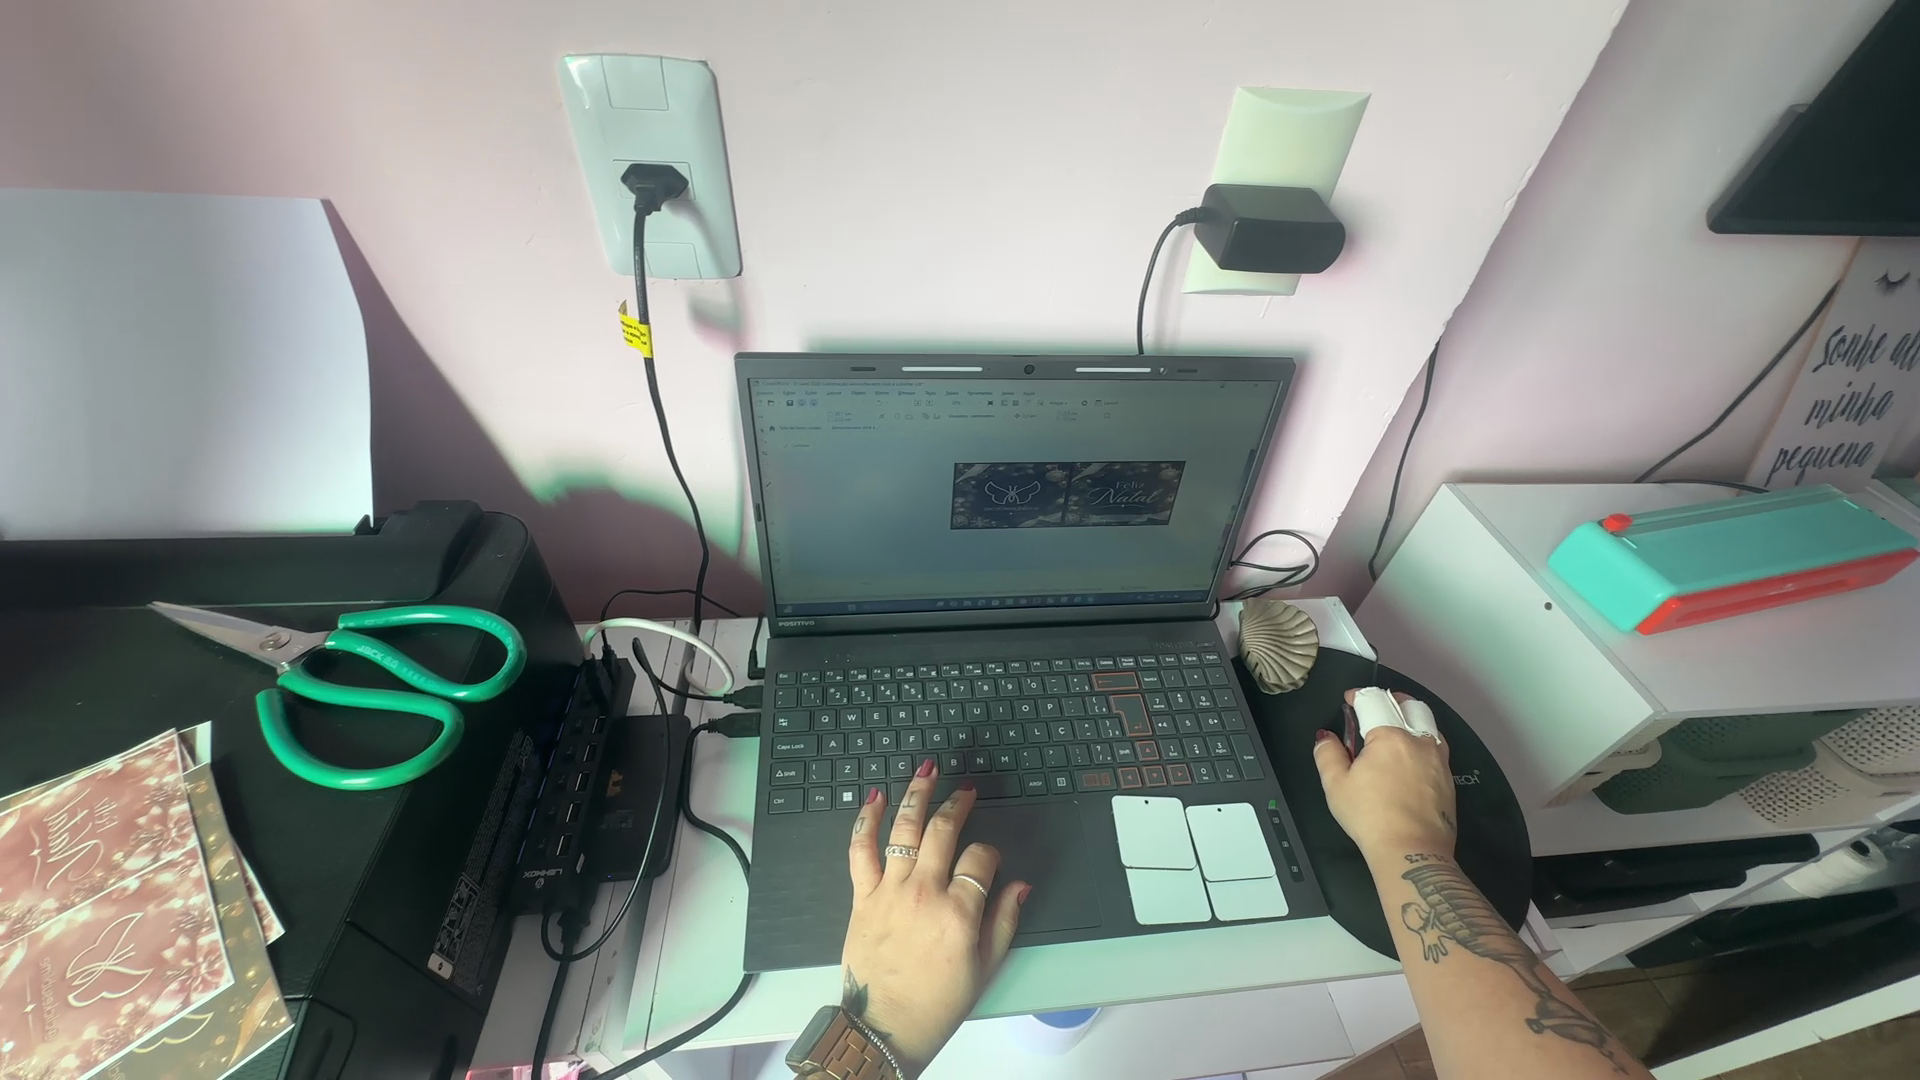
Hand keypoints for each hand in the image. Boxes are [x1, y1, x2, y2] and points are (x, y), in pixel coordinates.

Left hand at [840, 761, 1029, 1073]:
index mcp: (959, 913)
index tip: (989, 857)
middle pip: (943, 830)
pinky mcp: (863, 895)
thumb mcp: (985, 968)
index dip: (990, 852)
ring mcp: (890, 891)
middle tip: (965, 791)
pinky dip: (867, 819)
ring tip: (928, 771)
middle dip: (958, 804)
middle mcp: (924, 893)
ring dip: (917, 794)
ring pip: (904, 828)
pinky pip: (861, 849)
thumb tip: (1020, 886)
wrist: (885, 1027)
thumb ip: (1005, 921)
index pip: (981, 858)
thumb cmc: (936, 1002)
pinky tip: (876, 797)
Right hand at [1312, 689, 1456, 864]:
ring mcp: (1439, 760)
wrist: (1412, 851)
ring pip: (1429, 723)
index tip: (1348, 699)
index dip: (1356, 695)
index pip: (1373, 700)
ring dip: (1410, 717)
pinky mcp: (1449, 779)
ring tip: (1394, 725)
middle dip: (1389, 699)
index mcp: (1390, 736)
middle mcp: (1419, 742)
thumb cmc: (1373, 817)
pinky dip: (1422, 739)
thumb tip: (1325, 738)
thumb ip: (1327, 753)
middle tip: (1373, 704)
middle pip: (1409, 704)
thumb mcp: (1335, 783)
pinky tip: (1409, 754)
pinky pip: (1437, 746)